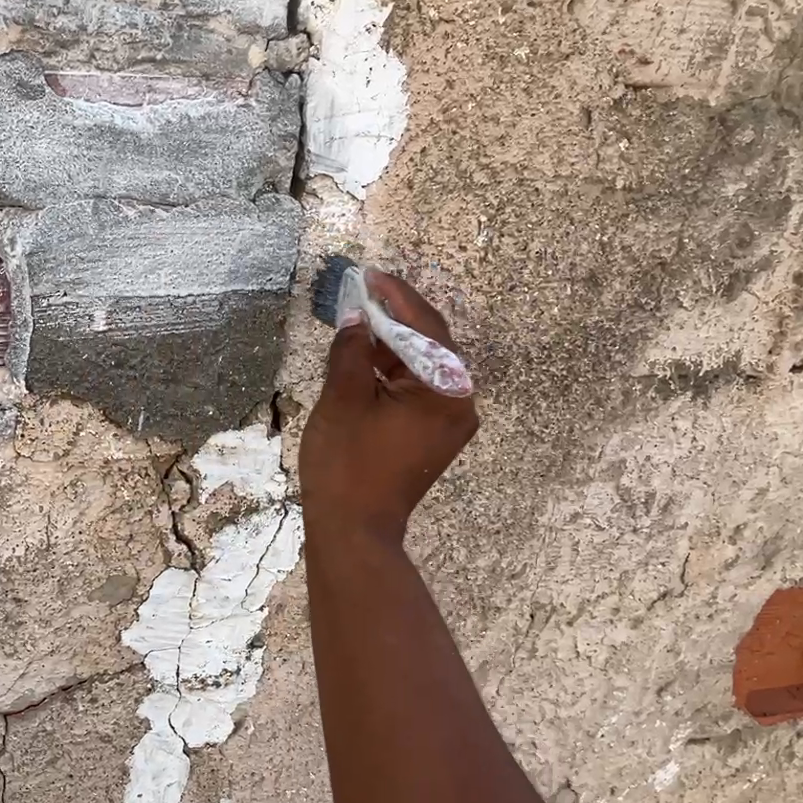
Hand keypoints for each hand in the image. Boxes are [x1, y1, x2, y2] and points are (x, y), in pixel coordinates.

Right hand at [299, 268, 477, 544]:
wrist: (353, 528)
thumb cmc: (347, 462)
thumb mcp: (343, 398)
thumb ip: (353, 350)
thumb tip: (358, 318)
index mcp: (446, 391)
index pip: (426, 328)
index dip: (396, 297)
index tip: (371, 274)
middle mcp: (460, 403)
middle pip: (430, 345)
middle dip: (396, 317)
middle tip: (364, 292)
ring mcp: (448, 423)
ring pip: (422, 368)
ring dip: (391, 344)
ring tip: (359, 321)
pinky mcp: (431, 436)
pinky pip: (416, 390)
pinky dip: (392, 371)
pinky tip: (365, 359)